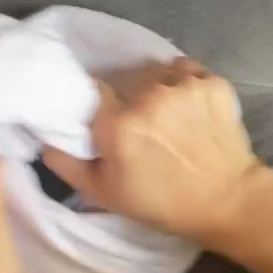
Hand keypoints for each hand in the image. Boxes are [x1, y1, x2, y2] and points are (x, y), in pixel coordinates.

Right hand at [43, 58, 264, 242]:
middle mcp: (150, 97)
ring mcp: (185, 87)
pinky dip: (186, 82)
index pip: (96, 88)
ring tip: (165, 109)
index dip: (100, 100)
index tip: (107, 112)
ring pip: (158, 70)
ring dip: (158, 85)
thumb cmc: (161, 202)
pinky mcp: (214, 83)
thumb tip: (47, 138)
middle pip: (127, 77)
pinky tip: (189, 104)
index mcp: (118, 124)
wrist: (226, 199)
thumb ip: (67, 163)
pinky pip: (189, 70)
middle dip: (129, 93)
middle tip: (138, 116)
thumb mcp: (104, 193)